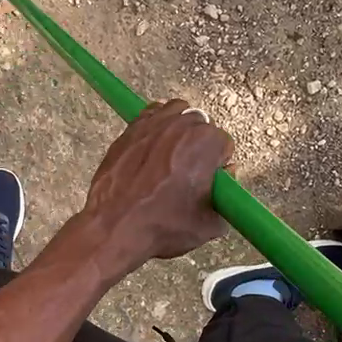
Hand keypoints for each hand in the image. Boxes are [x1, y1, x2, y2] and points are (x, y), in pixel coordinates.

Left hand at [80, 99, 232, 275]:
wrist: (115, 227)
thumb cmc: (161, 226)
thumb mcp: (210, 224)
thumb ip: (227, 198)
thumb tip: (225, 179)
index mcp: (207, 142)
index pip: (224, 143)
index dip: (218, 163)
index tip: (209, 179)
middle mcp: (181, 125)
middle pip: (201, 126)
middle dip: (199, 146)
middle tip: (189, 173)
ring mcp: (153, 123)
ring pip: (176, 114)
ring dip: (179, 131)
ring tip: (171, 158)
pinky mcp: (130, 130)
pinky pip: (150, 116)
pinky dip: (155, 127)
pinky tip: (152, 149)